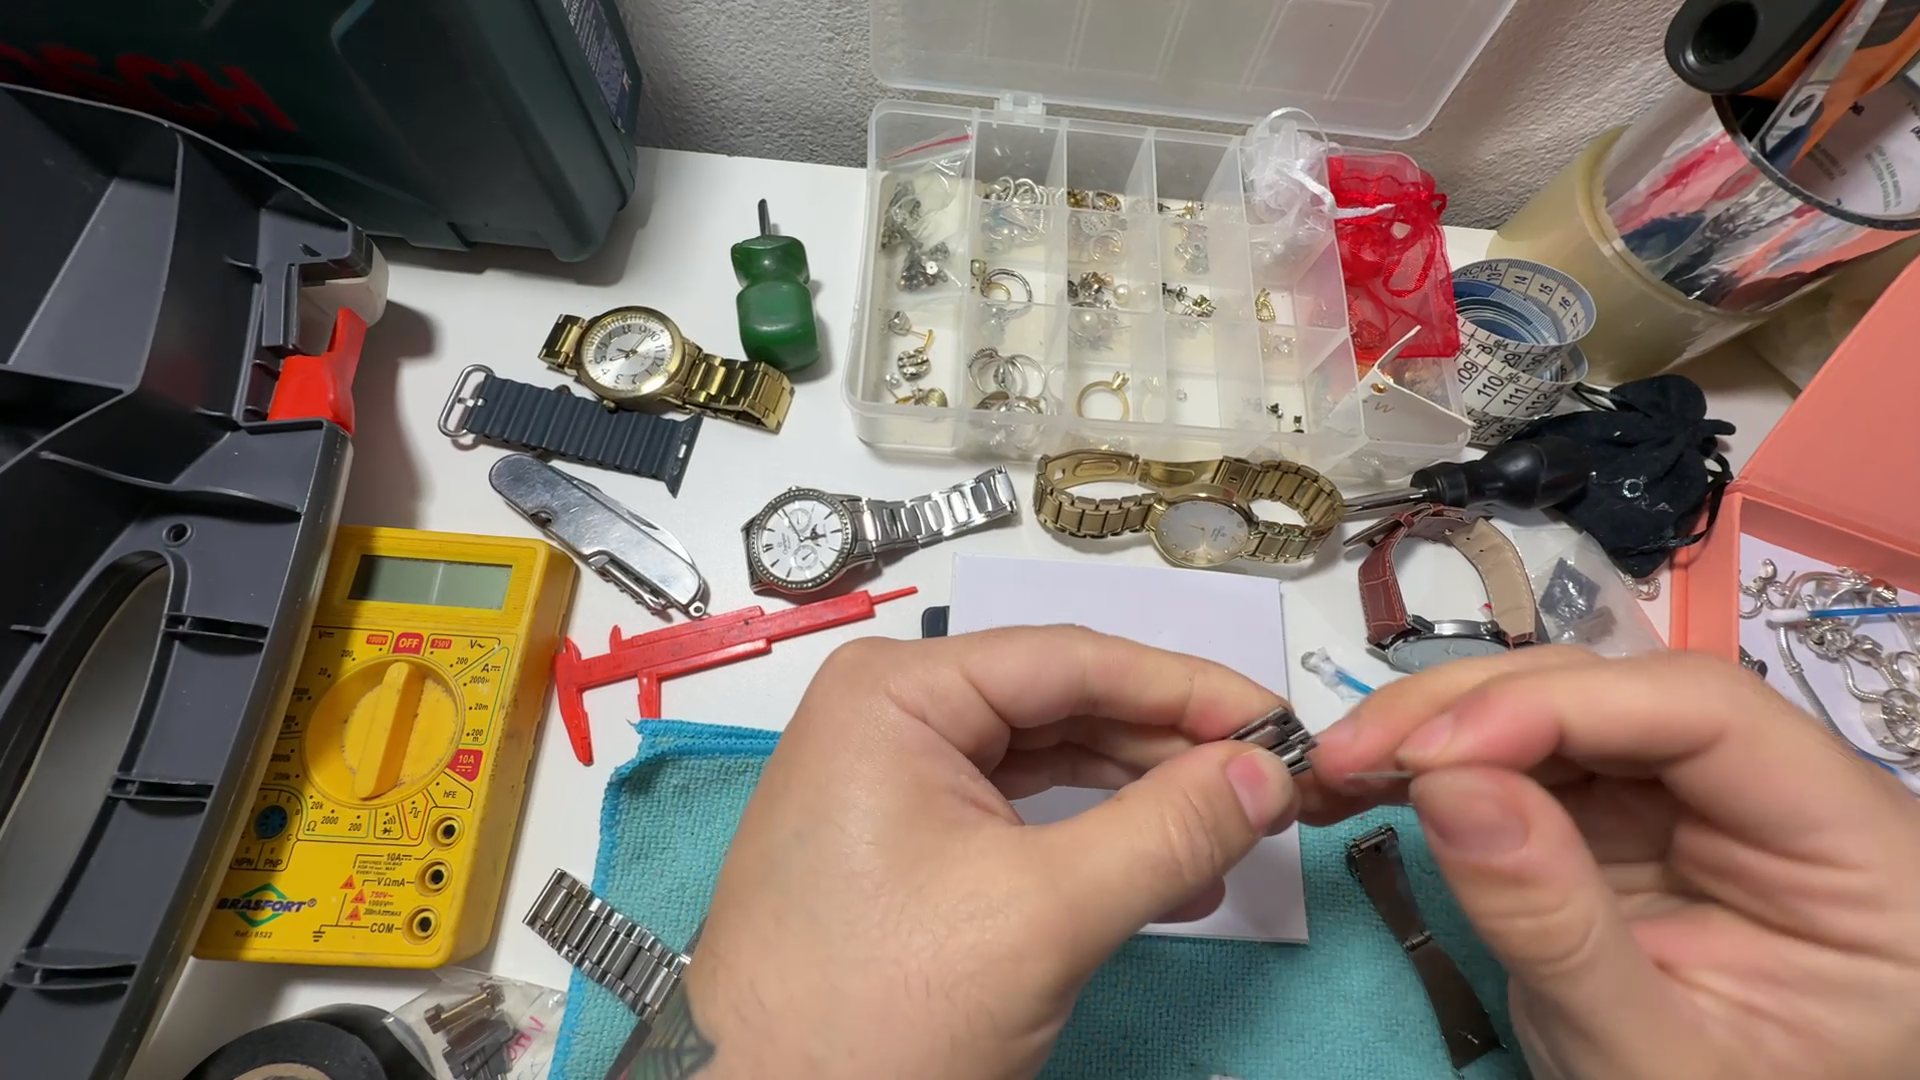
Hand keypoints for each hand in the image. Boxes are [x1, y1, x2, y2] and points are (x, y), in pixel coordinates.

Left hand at [671, 627, 1299, 1079]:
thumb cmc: (878, 1007)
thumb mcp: (1042, 913)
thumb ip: (1168, 829)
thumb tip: (1268, 773)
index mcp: (900, 688)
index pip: (1068, 660)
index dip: (1183, 686)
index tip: (1276, 719)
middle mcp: (895, 707)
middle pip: (1061, 704)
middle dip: (1167, 746)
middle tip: (1268, 779)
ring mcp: (900, 765)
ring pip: (1049, 756)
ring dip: (1142, 794)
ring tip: (1234, 827)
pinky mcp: (912, 824)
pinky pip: (1021, 806)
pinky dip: (1095, 835)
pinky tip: (1170, 869)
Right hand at [1308, 648, 1919, 1079]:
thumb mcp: (1643, 1057)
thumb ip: (1554, 926)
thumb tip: (1444, 783)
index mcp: (1853, 853)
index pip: (1701, 712)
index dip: (1555, 705)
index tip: (1428, 755)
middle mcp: (1759, 790)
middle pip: (1595, 688)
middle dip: (1455, 711)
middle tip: (1348, 757)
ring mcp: (1665, 787)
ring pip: (1527, 702)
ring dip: (1417, 727)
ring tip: (1335, 770)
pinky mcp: (1591, 797)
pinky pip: (1493, 746)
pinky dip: (1414, 758)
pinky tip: (1356, 780)